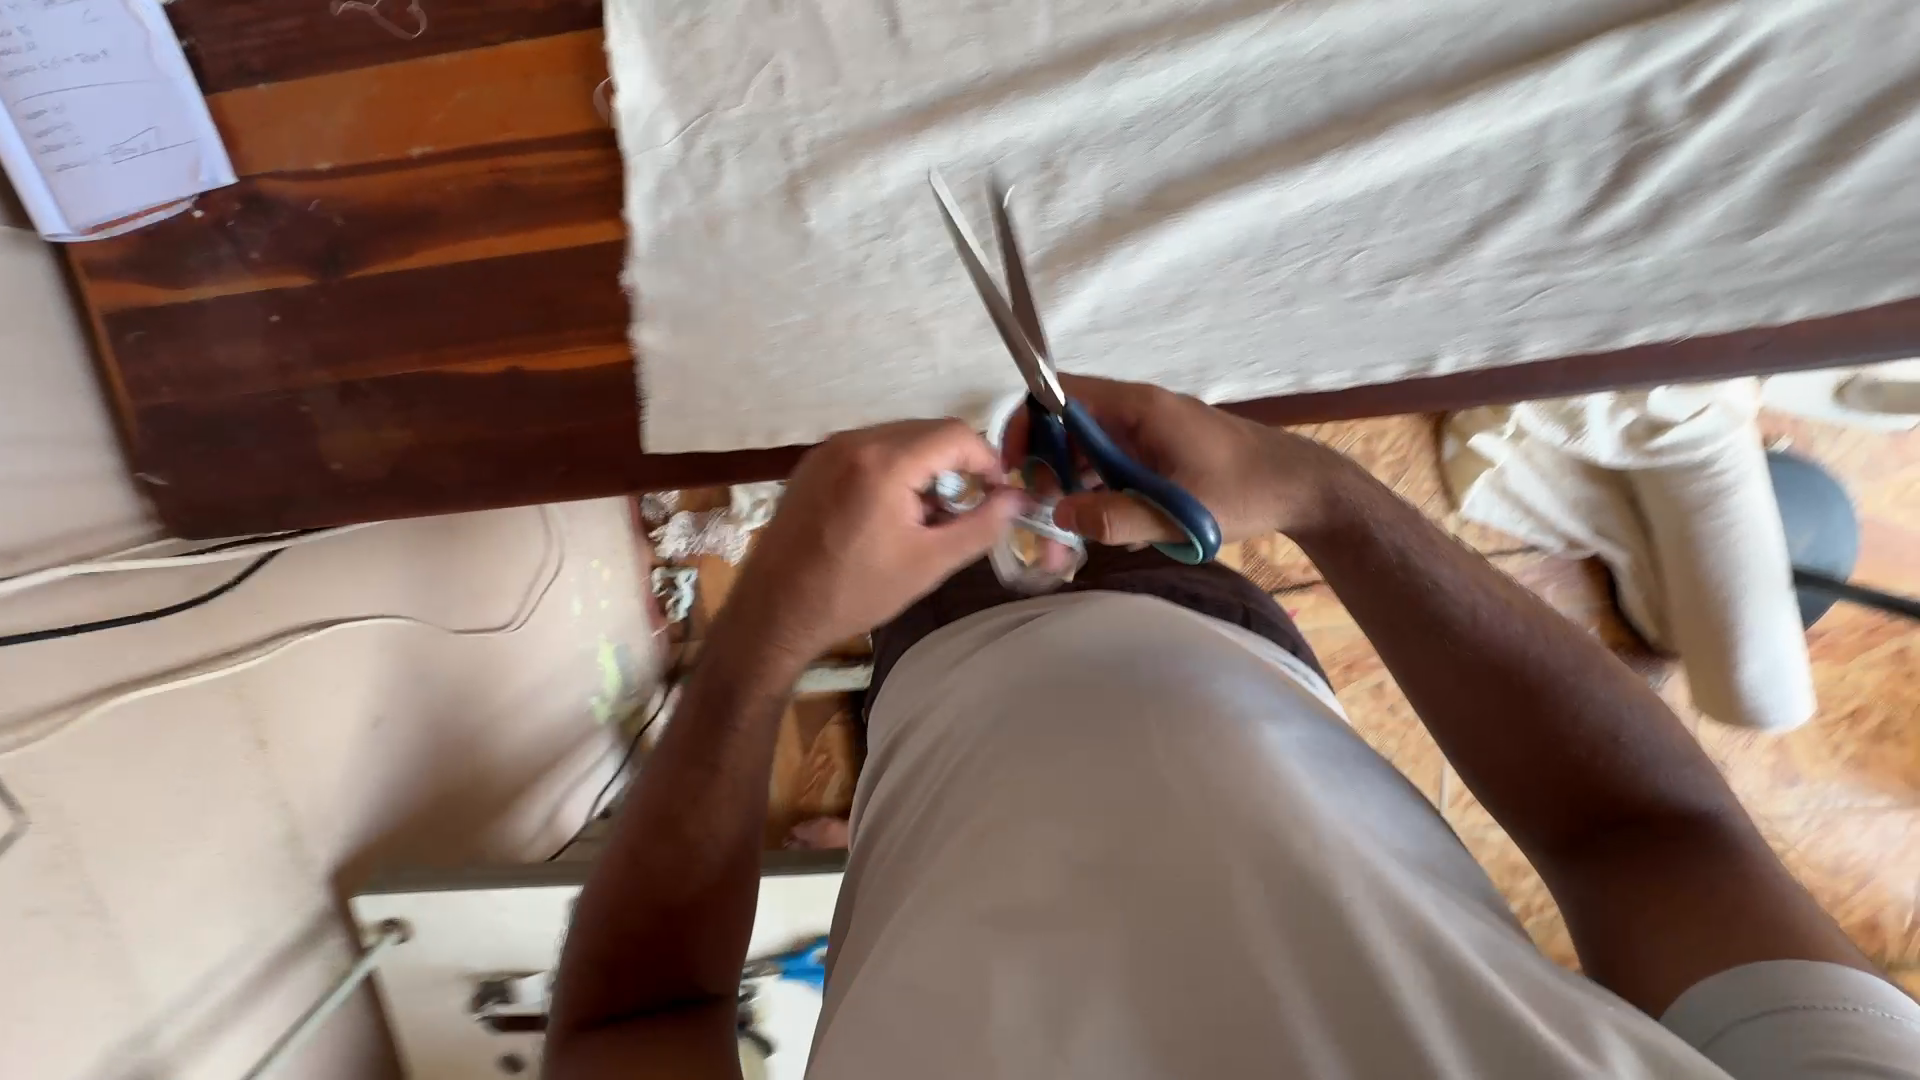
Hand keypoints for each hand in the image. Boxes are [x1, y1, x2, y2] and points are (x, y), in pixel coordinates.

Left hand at [723, 419, 1023, 660]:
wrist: (775, 611)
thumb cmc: (854, 592)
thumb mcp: (929, 563)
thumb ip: (980, 526)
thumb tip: (1017, 500)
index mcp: (884, 462)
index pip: (955, 434)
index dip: (986, 459)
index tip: (998, 492)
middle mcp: (854, 441)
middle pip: (926, 431)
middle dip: (956, 464)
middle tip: (968, 506)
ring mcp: (828, 449)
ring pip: (897, 439)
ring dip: (925, 466)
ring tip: (929, 515)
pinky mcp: (812, 464)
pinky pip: (868, 450)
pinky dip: (893, 469)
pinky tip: (892, 511)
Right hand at [1002, 375, 1349, 545]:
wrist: (1302, 489)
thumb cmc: (1244, 492)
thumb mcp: (1178, 513)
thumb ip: (1117, 517)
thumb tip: (1060, 515)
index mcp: (1137, 408)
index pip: (1059, 396)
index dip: (1027, 425)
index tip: (1013, 469)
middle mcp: (1135, 413)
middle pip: (1067, 430)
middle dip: (1045, 472)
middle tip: (1040, 518)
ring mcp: (1147, 434)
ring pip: (1088, 454)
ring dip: (1072, 491)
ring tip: (1067, 540)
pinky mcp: (1158, 455)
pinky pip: (1112, 468)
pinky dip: (1101, 495)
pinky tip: (1113, 530)